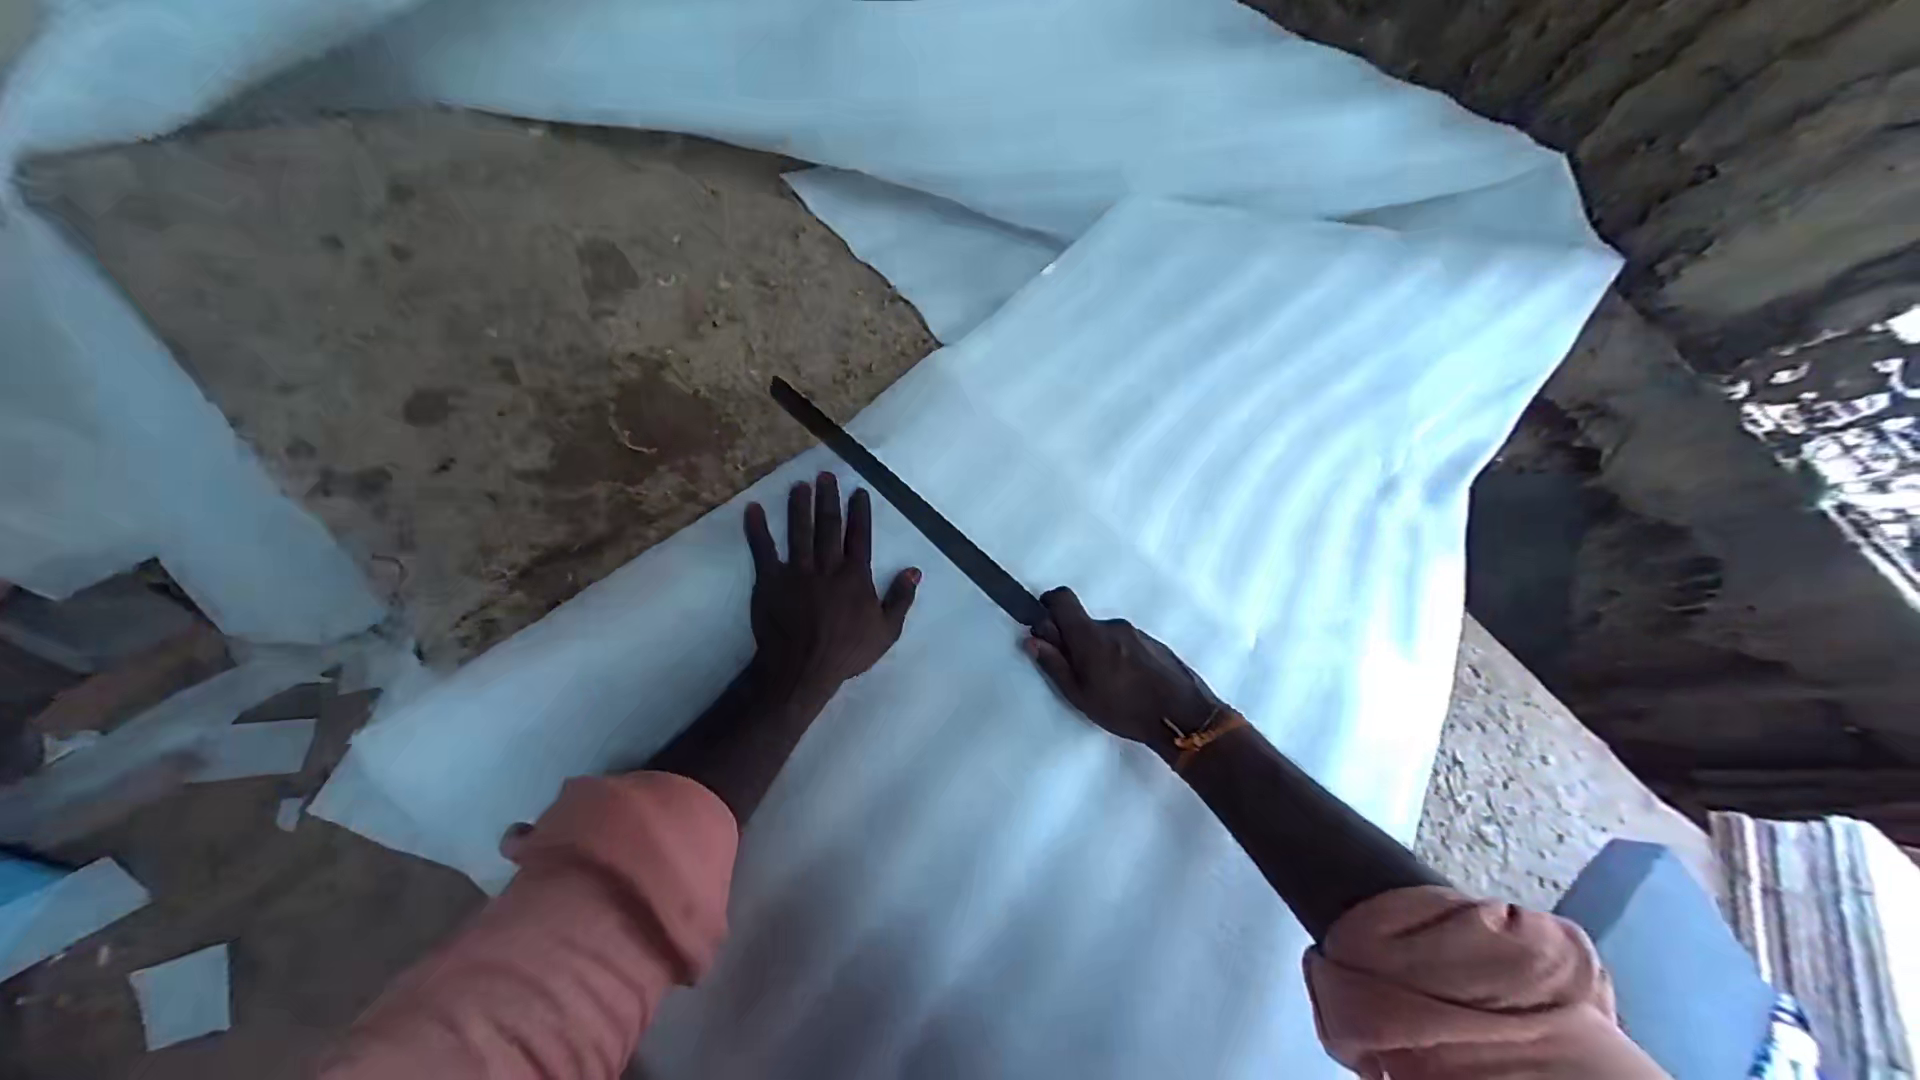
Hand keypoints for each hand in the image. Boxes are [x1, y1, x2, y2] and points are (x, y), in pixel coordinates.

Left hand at [744, 473, 919, 696]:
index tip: (858, 492)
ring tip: (799, 485)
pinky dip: (757, 529)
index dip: (859, 512)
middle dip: (828, 499)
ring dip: (799, 506)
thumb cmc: (847, 651)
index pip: (859, 536)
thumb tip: (915, 571)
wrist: (803, 668)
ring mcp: (797, 571)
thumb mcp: (887, 630)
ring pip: (799, 530)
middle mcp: (827, 565)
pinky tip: (752, 509)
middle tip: (825, 476)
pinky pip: (763, 550)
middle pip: (828, 525)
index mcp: (855, 576)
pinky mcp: (770, 580)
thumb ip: (901, 598)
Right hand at [1023, 587, 1221, 760]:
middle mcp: (1113, 626)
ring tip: (1107, 686)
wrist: (1184, 716)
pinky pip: (1126, 643)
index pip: (1062, 598)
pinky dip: (1119, 657)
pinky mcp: (1154, 643)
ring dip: (1098, 651)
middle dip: (1074, 641)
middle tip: (1077, 673)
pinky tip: (1128, 685)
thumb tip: (1032, 640)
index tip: (1044, 625)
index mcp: (1090, 636)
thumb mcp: (1080, 695)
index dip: (1048, 605)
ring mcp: (1136, 633)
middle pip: (1083, 622)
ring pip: (1105, 635)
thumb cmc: (1126, 709)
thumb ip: (1054, 664)